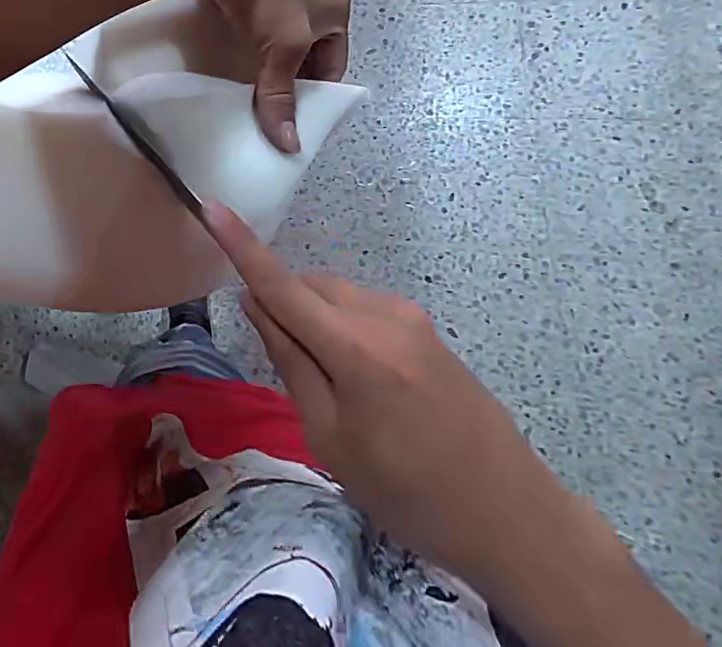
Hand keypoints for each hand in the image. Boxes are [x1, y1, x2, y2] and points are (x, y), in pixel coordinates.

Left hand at [170, 0, 349, 152]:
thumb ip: (280, 95)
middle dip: (292, 79)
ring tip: (254, 88)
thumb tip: (287, 143)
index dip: (315, 93)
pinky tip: (238, 60)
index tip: (295, 118)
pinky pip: (261, 26)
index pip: (334, 64)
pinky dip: (253, 45)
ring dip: (271, 63)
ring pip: (283, 40)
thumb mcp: (282, 48)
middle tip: (273, 107)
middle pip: (309, 53)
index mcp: (337, 8)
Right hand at [203, 204, 704, 646]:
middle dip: (283, 307)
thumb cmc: (407, 492)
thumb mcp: (331, 439)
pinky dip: (340, 327)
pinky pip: (361, 309)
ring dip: (313, 320)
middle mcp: (383, 316)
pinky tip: (363, 380)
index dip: (242, 246)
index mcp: (354, 350)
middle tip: (288, 369)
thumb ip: (290, 362)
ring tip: (333, 386)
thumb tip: (257, 303)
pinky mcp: (425, 325)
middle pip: (307, 288)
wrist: (509, 513)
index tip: (212, 207)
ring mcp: (409, 316)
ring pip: (333, 297)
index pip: (281, 286)